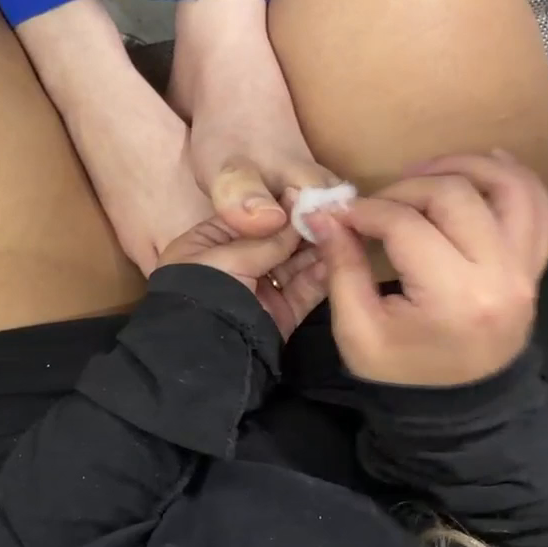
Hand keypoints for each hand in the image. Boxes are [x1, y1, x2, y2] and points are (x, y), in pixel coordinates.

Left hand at [156, 217, 328, 338]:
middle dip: (304, 229)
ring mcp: (255, 290)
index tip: (310, 197)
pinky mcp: (277, 314)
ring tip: (344, 232)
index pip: (250, 220)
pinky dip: (322, 277)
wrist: (202, 349)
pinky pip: (303, 291)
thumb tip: (298, 212)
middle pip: (275, 241)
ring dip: (318, 250)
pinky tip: (340, 260)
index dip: (279, 208)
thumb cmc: (203, 292)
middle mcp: (232, 265)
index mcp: (206, 245)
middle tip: (336, 212)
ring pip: (294, 265)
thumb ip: (266, 238)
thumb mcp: (227, 257)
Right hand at [303, 151, 547, 386]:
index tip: (339, 215)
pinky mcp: (532, 266)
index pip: (405, 224)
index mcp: (453, 297)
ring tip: (425, 170)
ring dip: (465, 166)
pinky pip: (537, 206)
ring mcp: (525, 269)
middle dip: (405, 187)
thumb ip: (342, 266)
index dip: (364, 211)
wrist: (459, 410)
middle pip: (454, 195)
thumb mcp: (357, 330)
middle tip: (375, 205)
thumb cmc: (401, 374)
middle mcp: (500, 276)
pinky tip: (484, 163)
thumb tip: (325, 214)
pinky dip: (512, 177)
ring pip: (508, 187)